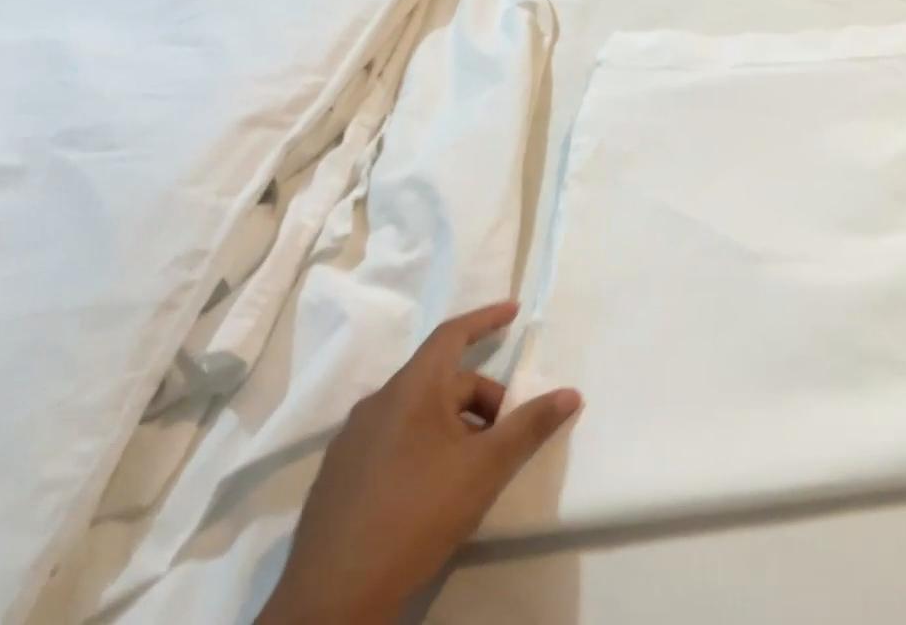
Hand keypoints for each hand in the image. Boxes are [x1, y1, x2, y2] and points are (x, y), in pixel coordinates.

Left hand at [257, 303, 582, 624]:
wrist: (335, 595)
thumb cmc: (419, 514)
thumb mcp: (488, 467)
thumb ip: (530, 424)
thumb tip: (570, 393)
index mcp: (410, 392)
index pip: (450, 336)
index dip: (484, 319)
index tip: (512, 310)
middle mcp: (375, 406)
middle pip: (443, 382)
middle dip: (484, 399)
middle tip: (510, 435)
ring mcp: (351, 443)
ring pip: (419, 414)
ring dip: (458, 425)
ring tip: (478, 467)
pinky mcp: (340, 477)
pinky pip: (396, 440)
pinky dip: (428, 445)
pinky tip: (438, 488)